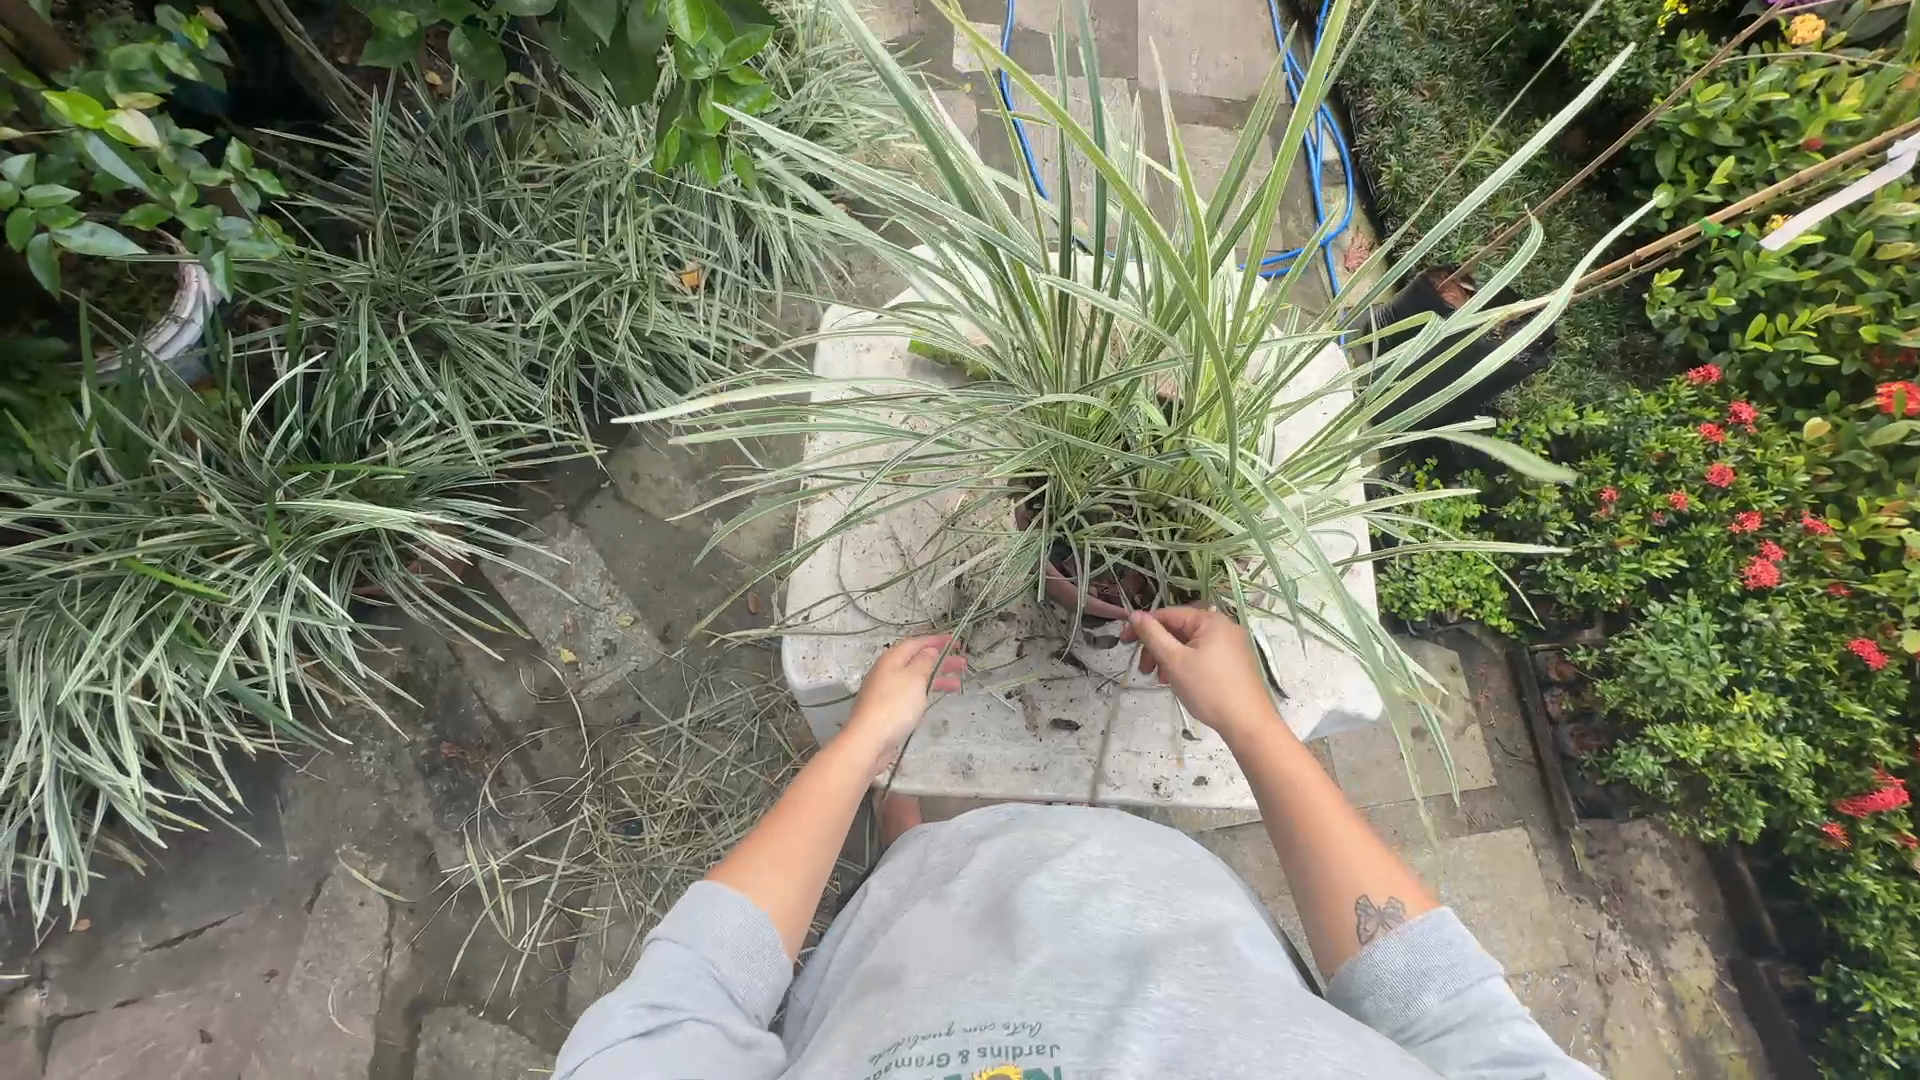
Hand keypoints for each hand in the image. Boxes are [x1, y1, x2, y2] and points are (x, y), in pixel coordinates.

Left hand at [842, 634, 965, 768]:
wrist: (869, 740)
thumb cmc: (894, 705)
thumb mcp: (914, 678)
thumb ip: (924, 662)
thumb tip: (929, 651)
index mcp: (892, 659)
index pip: (915, 643)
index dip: (934, 640)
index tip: (953, 640)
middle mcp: (887, 671)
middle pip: (916, 660)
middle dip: (940, 660)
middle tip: (961, 663)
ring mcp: (886, 690)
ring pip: (915, 678)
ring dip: (936, 678)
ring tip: (957, 684)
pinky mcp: (887, 708)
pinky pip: (910, 693)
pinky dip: (925, 691)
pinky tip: (935, 698)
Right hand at [1120, 608, 1281, 740]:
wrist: (1248, 723)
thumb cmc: (1208, 689)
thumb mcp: (1173, 660)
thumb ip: (1152, 634)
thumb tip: (1135, 614)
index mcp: (1210, 620)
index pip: (1167, 614)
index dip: (1142, 626)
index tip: (1124, 641)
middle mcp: (1223, 627)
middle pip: (1178, 630)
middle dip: (1156, 647)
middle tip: (1144, 670)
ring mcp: (1230, 645)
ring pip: (1188, 645)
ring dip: (1168, 658)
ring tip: (1160, 680)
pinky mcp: (1233, 663)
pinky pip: (1201, 655)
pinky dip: (1184, 665)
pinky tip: (1177, 682)